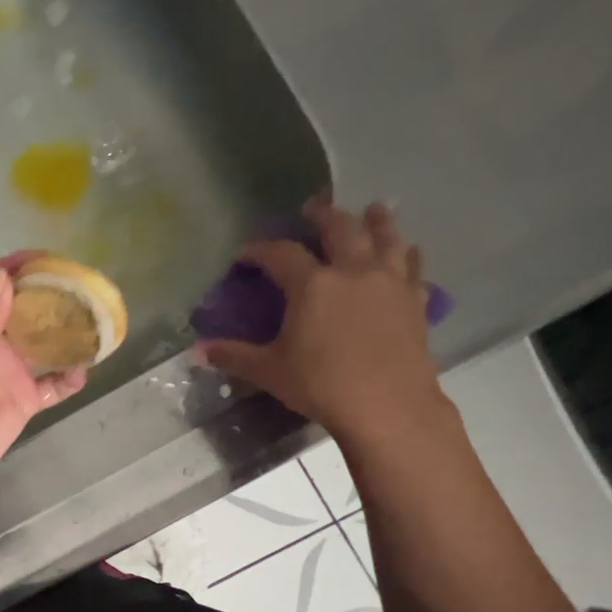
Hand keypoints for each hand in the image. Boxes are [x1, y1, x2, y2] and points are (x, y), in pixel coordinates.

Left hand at [0, 253, 87, 489]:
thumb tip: (4, 277)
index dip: (9, 268)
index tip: (41, 258)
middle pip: (20, 308)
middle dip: (46, 293)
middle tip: (78, 282)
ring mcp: (8, 371)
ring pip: (43, 342)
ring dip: (65, 331)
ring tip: (93, 318)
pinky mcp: (24, 400)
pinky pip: (53, 383)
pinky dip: (70, 376)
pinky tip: (84, 369)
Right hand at [198, 199, 450, 443]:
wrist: (387, 405)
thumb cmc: (320, 384)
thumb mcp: (268, 371)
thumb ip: (233, 356)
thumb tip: (196, 351)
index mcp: (312, 284)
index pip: (281, 254)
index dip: (260, 249)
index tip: (245, 253)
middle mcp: (353, 271)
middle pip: (341, 228)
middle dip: (323, 215)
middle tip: (313, 207)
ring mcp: (389, 281)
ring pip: (386, 236)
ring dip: (377, 220)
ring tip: (373, 210)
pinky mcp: (414, 299)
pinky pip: (413, 265)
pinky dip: (406, 253)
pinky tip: (405, 252)